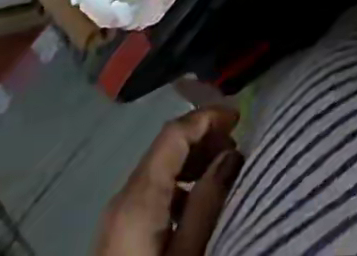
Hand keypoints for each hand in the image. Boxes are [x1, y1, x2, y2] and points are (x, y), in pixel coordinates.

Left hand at [94, 106, 242, 255]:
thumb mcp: (190, 255)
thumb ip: (208, 204)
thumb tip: (231, 156)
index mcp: (139, 195)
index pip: (173, 134)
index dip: (206, 118)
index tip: (239, 115)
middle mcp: (124, 195)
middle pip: (164, 148)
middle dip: (202, 138)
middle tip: (238, 145)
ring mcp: (117, 214)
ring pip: (158, 169)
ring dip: (191, 161)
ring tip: (226, 170)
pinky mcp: (118, 233)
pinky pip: (151, 191)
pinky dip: (178, 184)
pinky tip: (199, 202)